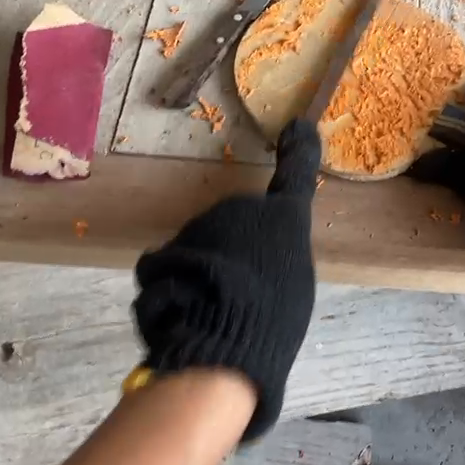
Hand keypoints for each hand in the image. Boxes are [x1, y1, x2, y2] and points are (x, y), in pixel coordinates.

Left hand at [133, 118, 319, 438]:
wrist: (218, 339)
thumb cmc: (273, 317)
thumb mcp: (293, 284)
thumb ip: (279, 255)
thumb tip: (260, 254)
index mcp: (284, 218)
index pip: (296, 177)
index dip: (299, 151)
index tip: (298, 125)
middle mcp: (241, 210)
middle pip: (240, 224)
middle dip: (239, 249)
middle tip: (246, 291)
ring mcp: (200, 227)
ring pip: (205, 246)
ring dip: (208, 272)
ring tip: (217, 310)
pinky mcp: (165, 251)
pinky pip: (175, 268)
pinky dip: (180, 287)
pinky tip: (187, 315)